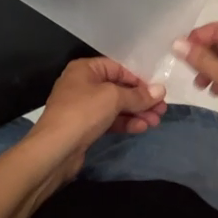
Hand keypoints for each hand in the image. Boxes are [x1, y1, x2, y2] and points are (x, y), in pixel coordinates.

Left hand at [27, 57, 166, 158]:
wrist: (55, 149)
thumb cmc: (83, 112)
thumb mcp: (113, 98)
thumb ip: (137, 95)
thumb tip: (161, 90)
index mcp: (84, 69)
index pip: (116, 68)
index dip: (137, 79)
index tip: (157, 91)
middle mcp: (82, 84)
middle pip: (117, 88)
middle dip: (140, 99)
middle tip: (161, 110)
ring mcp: (83, 107)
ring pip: (115, 106)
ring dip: (136, 112)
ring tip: (156, 121)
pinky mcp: (85, 127)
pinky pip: (109, 120)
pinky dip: (125, 123)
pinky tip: (142, 128)